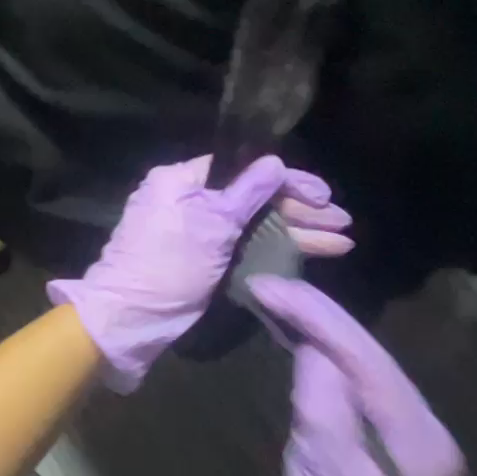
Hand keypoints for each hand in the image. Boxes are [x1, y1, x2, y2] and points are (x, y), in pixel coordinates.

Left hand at [46, 156, 352, 392]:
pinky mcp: (205, 258)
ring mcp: (197, 230)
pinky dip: (278, 247)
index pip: (238, 168)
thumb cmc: (168, 262)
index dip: (282, 178)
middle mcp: (187, 199)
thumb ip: (245, 192)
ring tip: (343, 239)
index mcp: (179, 181)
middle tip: (342, 219)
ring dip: (297, 229)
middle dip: (297, 208)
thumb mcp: (211, 223)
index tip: (323, 193)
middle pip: (250, 196)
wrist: (133, 314)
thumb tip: (273, 161)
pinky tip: (316, 251)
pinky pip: (246, 244)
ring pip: (253, 222)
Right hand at [249, 278, 465, 475]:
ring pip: (359, 355)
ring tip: (271, 295)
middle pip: (367, 349)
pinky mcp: (378, 430)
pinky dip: (317, 344)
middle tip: (262, 281)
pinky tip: (291, 330)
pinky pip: (349, 371)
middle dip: (315, 310)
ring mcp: (404, 426)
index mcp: (420, 433)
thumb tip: (314, 346)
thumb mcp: (328, 469)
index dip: (315, 313)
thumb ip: (327, 404)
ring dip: (315, 322)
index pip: (365, 354)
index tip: (264, 284)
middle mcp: (422, 421)